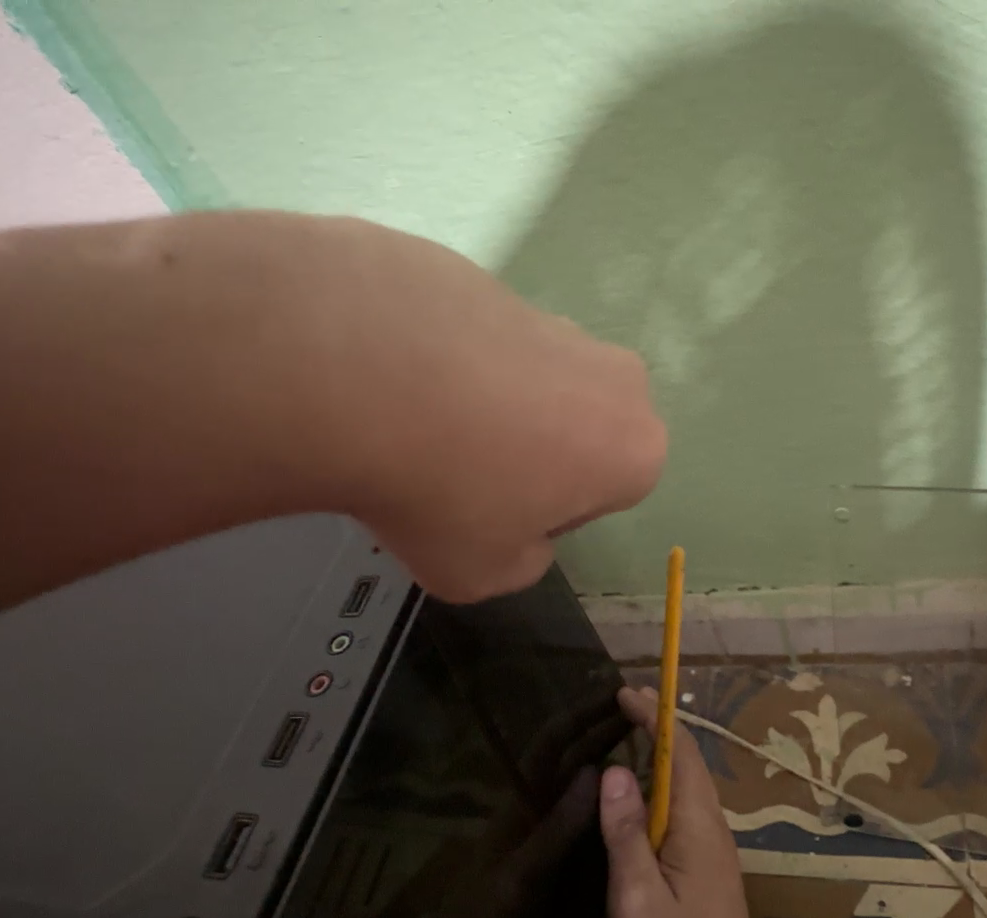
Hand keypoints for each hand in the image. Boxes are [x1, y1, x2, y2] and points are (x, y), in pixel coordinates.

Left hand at [291, 217, 666, 601]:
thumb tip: (523, 535)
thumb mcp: (483, 573)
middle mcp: (611, 373)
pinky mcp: (485, 276)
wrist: (352, 369)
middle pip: (578, 425)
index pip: (608, 491)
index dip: (548, 511)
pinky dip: (445, 359)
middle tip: (462, 471)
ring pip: (530, 377)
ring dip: (490, 402)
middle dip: (533, 448)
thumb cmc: (444, 490)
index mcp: (633, 446)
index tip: (496, 515)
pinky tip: (392, 380)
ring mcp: (547, 315)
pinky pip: (475, 336)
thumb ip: (523, 562)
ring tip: (417, 424)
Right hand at [598, 688, 803, 917]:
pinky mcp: (709, 874)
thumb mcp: (636, 903)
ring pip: (686, 790)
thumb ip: (626, 835)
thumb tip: (616, 770)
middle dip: (657, 729)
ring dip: (659, 759)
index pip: (679, 753)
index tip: (624, 691)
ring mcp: (715, 854)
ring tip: (623, 742)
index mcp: (698, 829)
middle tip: (618, 707)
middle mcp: (713, 831)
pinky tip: (637, 804)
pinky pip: (684, 815)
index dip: (655, 717)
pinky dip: (661, 791)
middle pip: (686, 766)